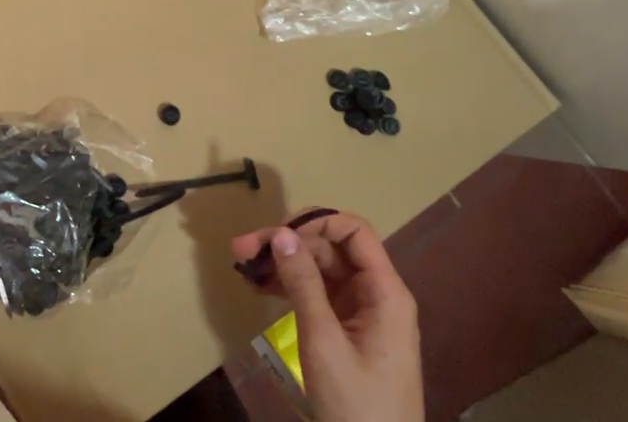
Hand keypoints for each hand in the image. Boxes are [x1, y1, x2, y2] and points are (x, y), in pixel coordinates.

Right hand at [233, 212, 422, 421]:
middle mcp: (376, 295)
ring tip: (243, 267)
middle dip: (287, 243)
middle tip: (242, 249)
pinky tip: (259, 289)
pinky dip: (290, 288)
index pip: (353, 232)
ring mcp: (362, 315)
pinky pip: (318, 295)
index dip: (315, 223)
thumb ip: (303, 284)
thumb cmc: (356, 404)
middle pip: (331, 249)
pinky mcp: (348, 333)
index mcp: (385, 292)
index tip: (276, 233)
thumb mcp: (324, 341)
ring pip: (320, 270)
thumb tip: (281, 234)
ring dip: (283, 264)